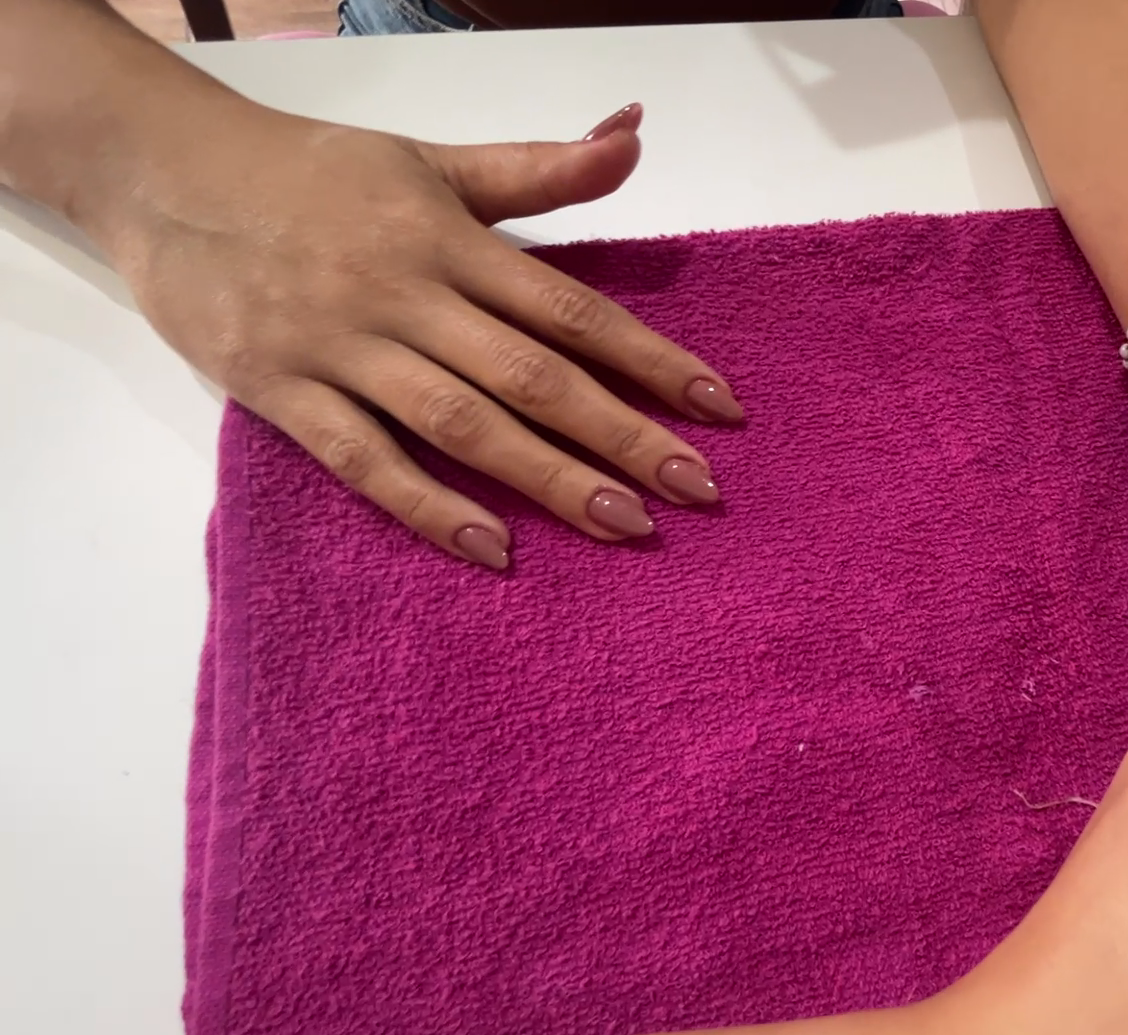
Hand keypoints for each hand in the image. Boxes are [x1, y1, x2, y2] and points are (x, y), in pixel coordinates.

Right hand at [86, 100, 737, 569]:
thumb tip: (636, 136)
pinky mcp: (278, 391)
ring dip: (551, 481)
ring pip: (464, 426)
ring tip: (628, 525)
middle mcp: (407, 297)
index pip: (577, 313)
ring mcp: (342, 348)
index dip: (655, 361)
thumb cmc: (325, 175)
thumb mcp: (441, 163)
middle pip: (536, 379)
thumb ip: (544, 169)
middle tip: (697, 489)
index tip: (722, 408)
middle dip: (624, 437)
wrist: (151, 162)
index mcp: (455, 245)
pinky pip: (362, 460)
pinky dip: (427, 508)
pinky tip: (495, 551)